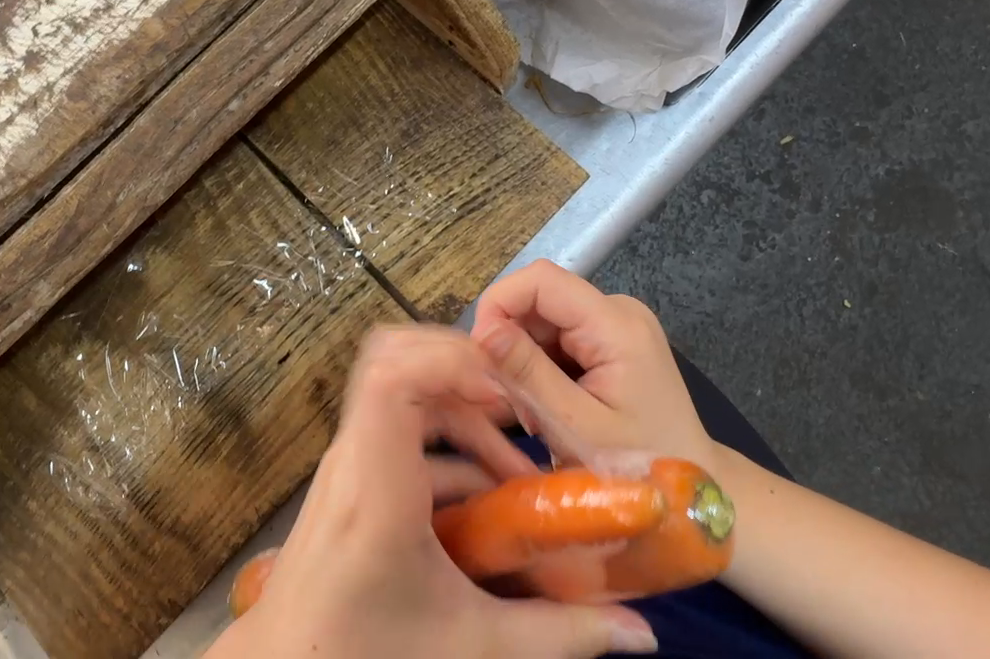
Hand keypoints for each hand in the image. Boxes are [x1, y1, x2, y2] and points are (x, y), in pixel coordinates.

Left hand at [209, 325, 657, 658]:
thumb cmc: (366, 654)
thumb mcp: (472, 645)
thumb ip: (560, 634)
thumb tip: (641, 633)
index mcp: (377, 486)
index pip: (390, 376)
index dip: (449, 360)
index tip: (502, 392)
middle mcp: (355, 457)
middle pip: (396, 362)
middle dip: (465, 373)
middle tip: (517, 411)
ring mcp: (348, 460)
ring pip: (402, 393)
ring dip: (462, 417)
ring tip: (513, 472)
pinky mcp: (350, 473)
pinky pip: (398, 429)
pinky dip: (446, 446)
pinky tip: (483, 501)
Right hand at [472, 260, 710, 467]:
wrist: (694, 494)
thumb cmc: (638, 467)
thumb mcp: (575, 426)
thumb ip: (528, 374)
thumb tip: (482, 330)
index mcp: (616, 324)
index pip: (540, 280)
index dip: (499, 304)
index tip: (480, 353)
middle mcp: (618, 309)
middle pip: (541, 299)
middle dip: (512, 342)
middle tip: (509, 400)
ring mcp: (618, 323)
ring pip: (544, 319)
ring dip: (525, 360)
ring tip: (533, 414)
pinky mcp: (613, 339)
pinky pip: (559, 336)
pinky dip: (542, 367)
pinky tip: (549, 407)